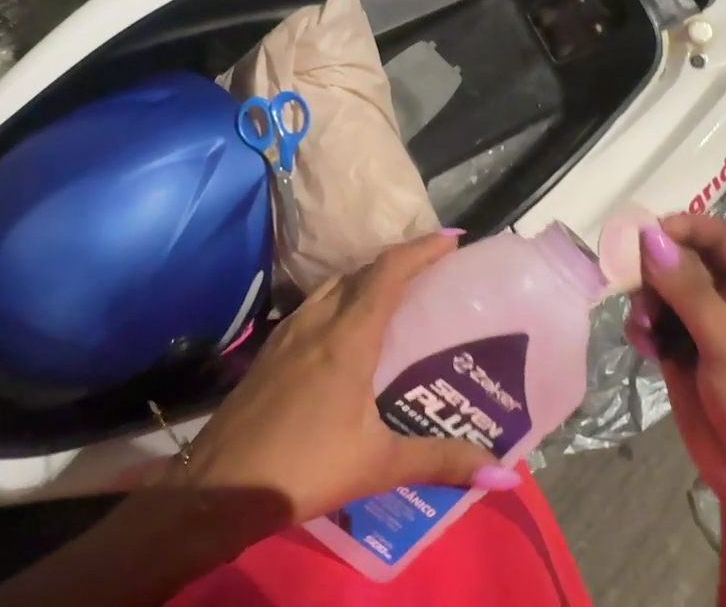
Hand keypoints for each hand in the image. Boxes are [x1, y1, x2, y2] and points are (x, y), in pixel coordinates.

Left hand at [176, 231, 517, 523]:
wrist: (219, 487)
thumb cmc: (305, 468)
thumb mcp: (379, 465)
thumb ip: (442, 461)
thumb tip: (506, 474)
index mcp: (348, 336)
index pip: (388, 272)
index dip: (421, 249)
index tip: (452, 238)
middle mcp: (317, 322)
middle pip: (361, 272)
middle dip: (398, 261)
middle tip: (432, 270)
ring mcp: (287, 334)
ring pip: (333, 286)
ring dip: (366, 278)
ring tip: (395, 294)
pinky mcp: (269, 353)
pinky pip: (314, 306)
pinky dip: (341, 299)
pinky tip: (347, 332)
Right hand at [625, 213, 725, 498]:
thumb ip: (689, 290)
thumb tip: (651, 236)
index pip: (719, 237)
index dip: (684, 227)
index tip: (644, 234)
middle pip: (686, 262)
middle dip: (656, 268)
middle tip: (628, 281)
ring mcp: (708, 332)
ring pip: (666, 293)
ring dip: (647, 301)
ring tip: (642, 327)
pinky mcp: (687, 358)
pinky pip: (658, 326)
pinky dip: (645, 329)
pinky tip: (643, 346)